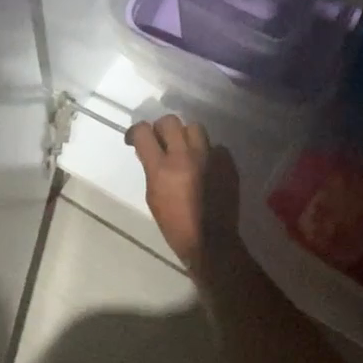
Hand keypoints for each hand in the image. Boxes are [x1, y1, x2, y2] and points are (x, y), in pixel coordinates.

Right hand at [127, 114, 239, 271]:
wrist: (211, 241)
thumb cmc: (174, 224)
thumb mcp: (152, 196)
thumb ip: (151, 169)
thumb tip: (150, 152)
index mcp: (162, 167)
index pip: (143, 132)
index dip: (135, 132)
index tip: (135, 139)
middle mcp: (185, 156)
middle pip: (170, 121)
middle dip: (161, 128)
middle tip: (161, 141)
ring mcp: (209, 157)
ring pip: (195, 128)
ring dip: (186, 136)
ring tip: (186, 151)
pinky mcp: (227, 163)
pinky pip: (216, 147)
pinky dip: (208, 153)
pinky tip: (206, 167)